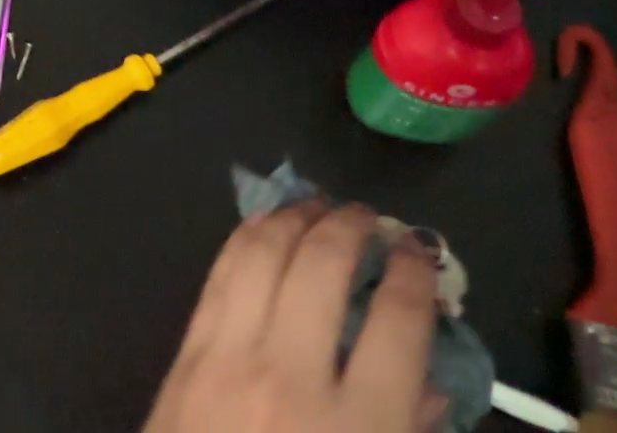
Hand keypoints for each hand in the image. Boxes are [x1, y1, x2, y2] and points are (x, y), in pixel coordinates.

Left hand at [142, 203, 443, 432]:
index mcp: (357, 425)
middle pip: (324, 266)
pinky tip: (265, 226)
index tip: (417, 252)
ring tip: (319, 206)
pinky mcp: (189, 349)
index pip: (399, 322)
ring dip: (295, 217)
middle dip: (352, 228)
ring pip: (265, 253)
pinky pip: (221, 272)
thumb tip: (427, 376)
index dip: (415, 274)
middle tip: (367, 217)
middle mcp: (292, 375)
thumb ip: (408, 431)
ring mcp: (231, 355)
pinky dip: (247, 237)